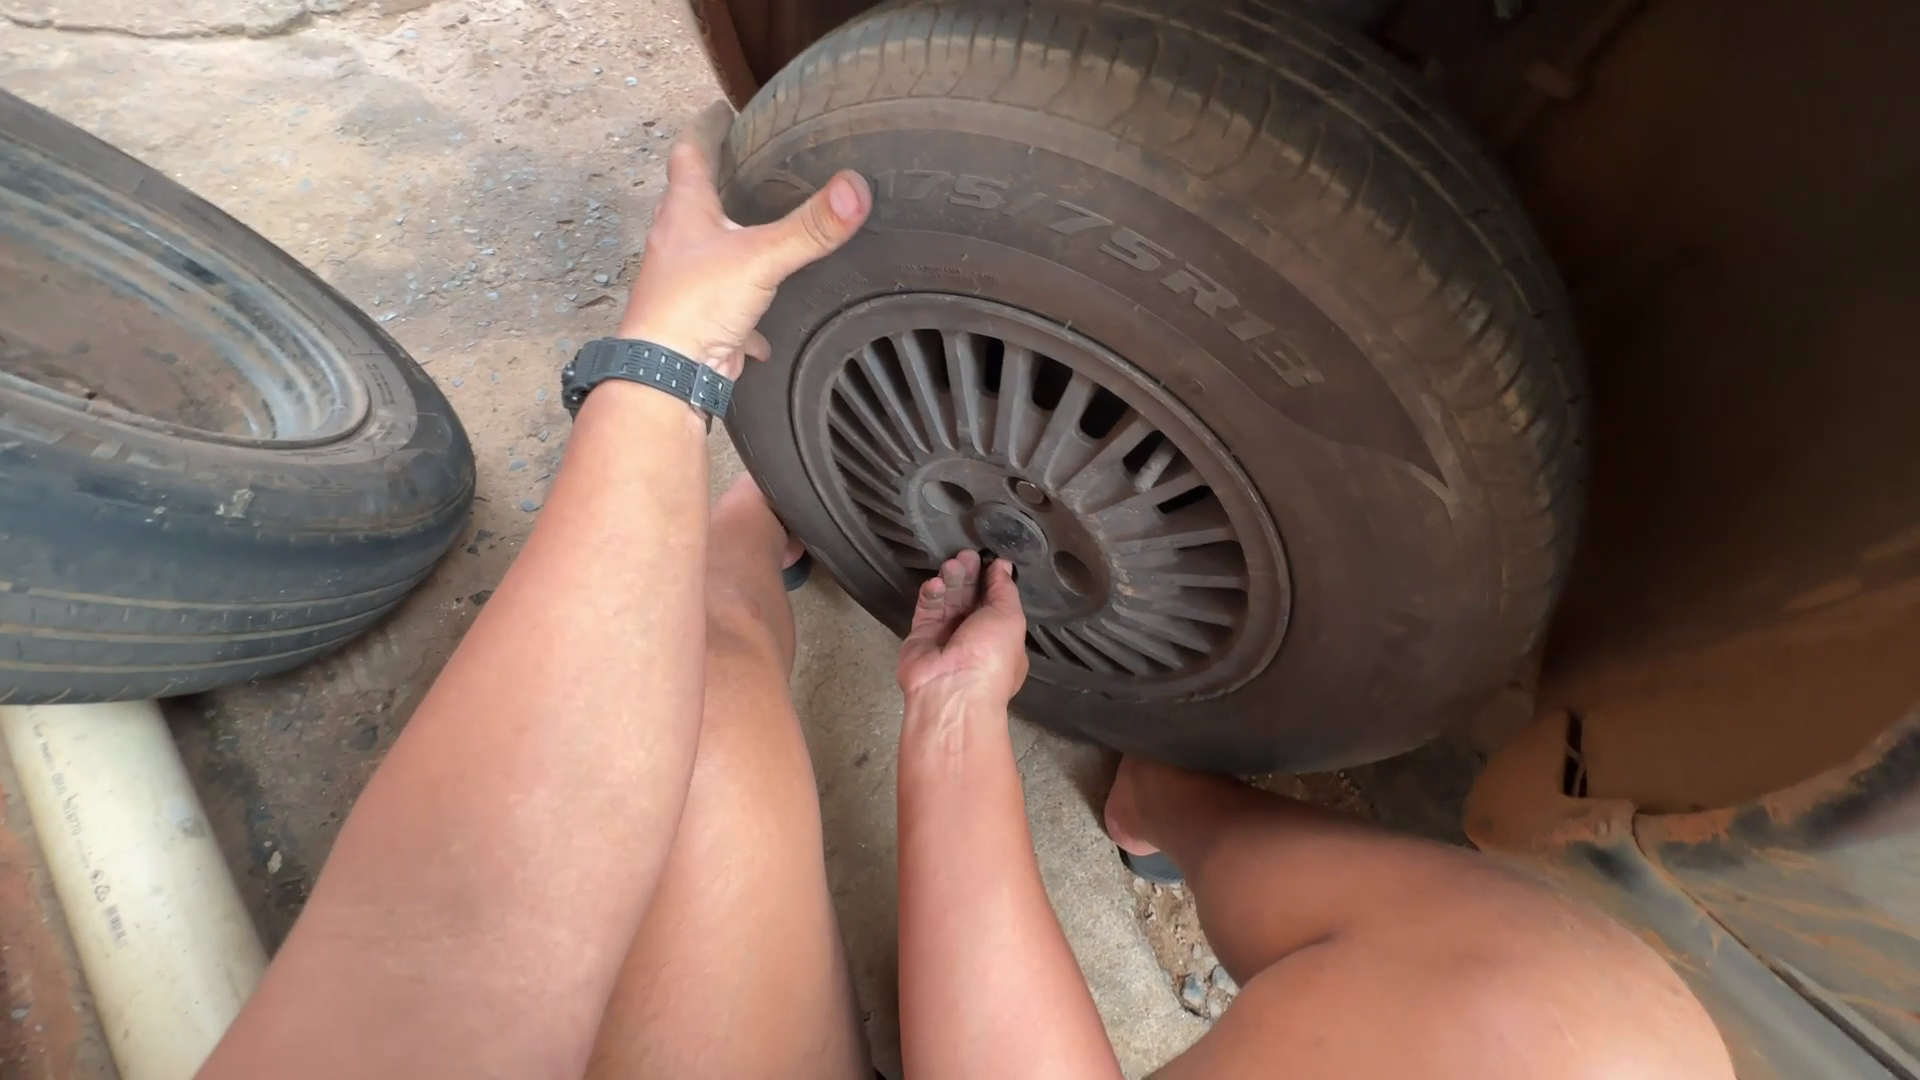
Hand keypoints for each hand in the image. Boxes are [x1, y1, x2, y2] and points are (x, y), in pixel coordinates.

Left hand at [617, 101, 871, 377]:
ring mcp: (685, 282)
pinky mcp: (698, 319)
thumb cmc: (699, 303)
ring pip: (710, 253)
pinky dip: (745, 310)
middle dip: (721, 184)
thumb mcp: (762, 257)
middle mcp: (678, 240)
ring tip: (762, 235)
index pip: (691, 152)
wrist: (670, 370)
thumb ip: (809, 227)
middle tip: (750, 170)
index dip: (708, 128)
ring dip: (731, 244)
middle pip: (696, 200)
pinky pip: (725, 307)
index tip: (723, 111)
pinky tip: (764, 323)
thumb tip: (855, 189)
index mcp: (686, 210)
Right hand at [896, 551, 1029, 705]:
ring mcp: (946, 637)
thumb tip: (1002, 566)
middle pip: (970, 597)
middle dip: (969, 575)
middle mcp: (974, 637)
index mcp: (1001, 637)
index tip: (989, 558)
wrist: (952, 690)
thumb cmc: (991, 657)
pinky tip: (935, 584)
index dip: (992, 580)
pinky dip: (931, 594)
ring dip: (950, 580)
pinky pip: (927, 609)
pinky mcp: (921, 636)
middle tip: (966, 555)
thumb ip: (1004, 589)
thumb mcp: (1010, 617)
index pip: (996, 602)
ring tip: (952, 565)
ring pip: (948, 599)